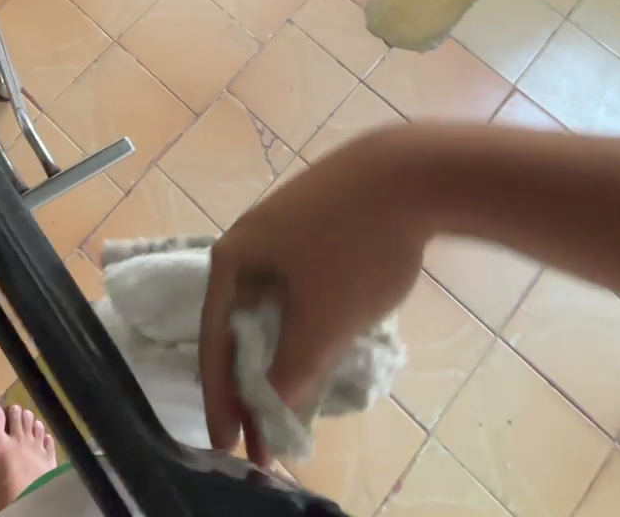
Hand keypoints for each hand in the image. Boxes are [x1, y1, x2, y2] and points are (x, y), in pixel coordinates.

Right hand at [199, 128, 428, 464]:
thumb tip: (270, 410)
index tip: (224, 446)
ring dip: (278, 357)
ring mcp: (279, 232)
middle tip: (261, 436)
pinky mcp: (312, 228)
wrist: (405, 174)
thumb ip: (292, 369)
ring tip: (292, 401)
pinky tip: (318, 348)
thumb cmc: (351, 248)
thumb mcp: (323, 320)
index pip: (214, 339)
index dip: (220, 396)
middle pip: (238, 324)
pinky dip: (299, 328)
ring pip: (269, 308)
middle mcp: (246, 244)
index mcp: (233, 260)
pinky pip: (293, 290)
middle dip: (250, 382)